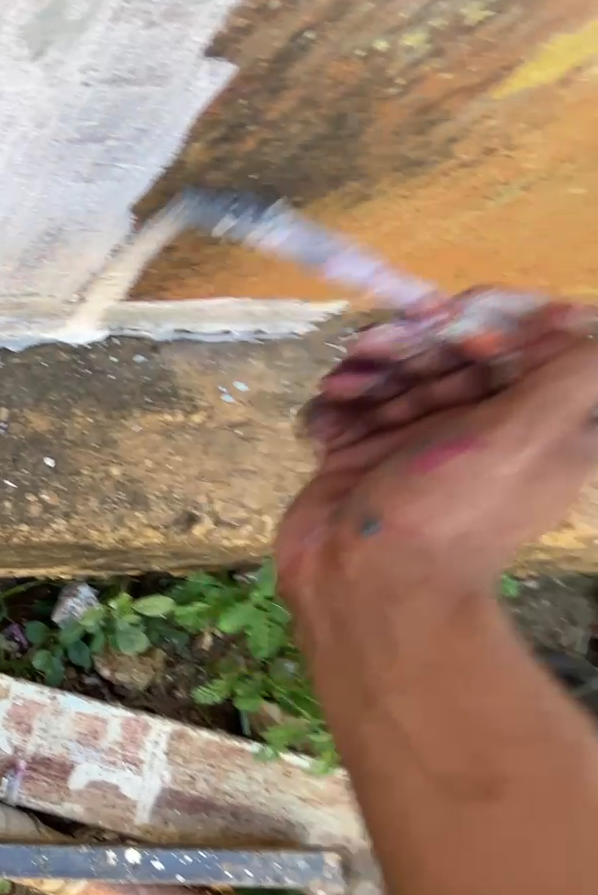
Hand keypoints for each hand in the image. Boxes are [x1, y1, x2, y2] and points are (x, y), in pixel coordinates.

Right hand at [276, 289, 597, 639]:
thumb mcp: (527, 437)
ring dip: (361, 373)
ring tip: (339, 387)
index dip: (488, 321)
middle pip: (449, 355)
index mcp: (540, 419)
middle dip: (410, 344)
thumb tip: (574, 316)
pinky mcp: (354, 458)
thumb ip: (568, 371)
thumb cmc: (447, 511)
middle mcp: (478, 425)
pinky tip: (321, 423)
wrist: (362, 578)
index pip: (527, 344)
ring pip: (389, 380)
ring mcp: (411, 442)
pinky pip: (342, 414)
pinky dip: (328, 409)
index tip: (446, 320)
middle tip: (371, 346)